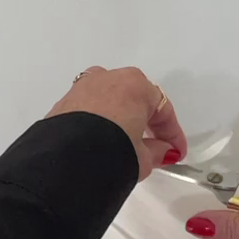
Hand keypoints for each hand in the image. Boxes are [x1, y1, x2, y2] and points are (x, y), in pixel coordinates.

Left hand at [47, 66, 189, 180]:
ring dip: (119, 120)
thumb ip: (157, 151)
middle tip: (154, 147)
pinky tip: (100, 143)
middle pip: (134, 100)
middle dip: (145, 123)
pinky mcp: (63, 103)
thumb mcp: (143, 158)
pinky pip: (89, 110)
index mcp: (135, 84)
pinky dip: (98, 122)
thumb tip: (161, 151)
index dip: (172, 134)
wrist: (67, 160)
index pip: (163, 109)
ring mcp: (82, 88)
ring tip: (125, 146)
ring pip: (109, 102)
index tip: (175, 151)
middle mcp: (107, 78)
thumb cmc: (110, 149)